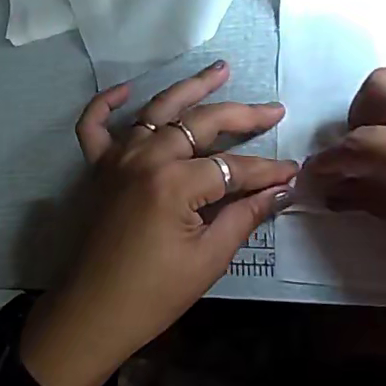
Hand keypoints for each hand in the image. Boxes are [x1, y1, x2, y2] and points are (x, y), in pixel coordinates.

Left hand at [18, 61, 296, 385]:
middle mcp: (146, 158)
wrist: (91, 316)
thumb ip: (245, 215)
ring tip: (220, 70)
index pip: (234, 167)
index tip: (294, 171)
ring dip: (190, 88)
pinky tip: (128, 90)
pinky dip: (108, 105)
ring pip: (157, 110)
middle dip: (243, 115)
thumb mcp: (209, 258)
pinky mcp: (97, 169)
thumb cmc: (155, 294)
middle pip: (202, 123)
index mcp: (175, 183)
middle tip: (274, 109)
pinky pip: (94, 126)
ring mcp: (117, 159)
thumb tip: (282, 190)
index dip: (268, 171)